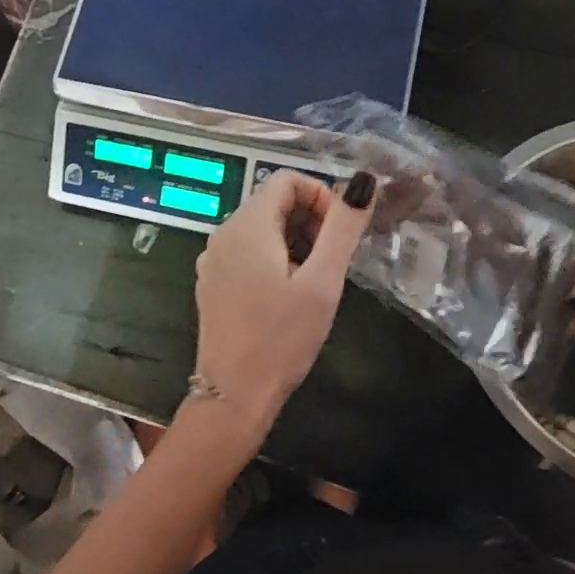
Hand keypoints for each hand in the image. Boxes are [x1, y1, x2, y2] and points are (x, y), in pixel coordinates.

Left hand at [192, 171, 375, 431]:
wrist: (234, 393)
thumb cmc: (282, 337)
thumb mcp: (322, 281)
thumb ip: (342, 228)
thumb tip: (362, 183)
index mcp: (247, 225)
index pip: (285, 180)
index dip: (319, 195)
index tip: (339, 232)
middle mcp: (223, 234)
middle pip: (272, 201)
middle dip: (309, 219)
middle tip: (332, 261)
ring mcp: (213, 259)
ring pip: (260, 228)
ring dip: (294, 240)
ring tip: (314, 281)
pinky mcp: (213, 283)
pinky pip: (246, 252)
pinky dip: (273, 258)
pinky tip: (288, 295)